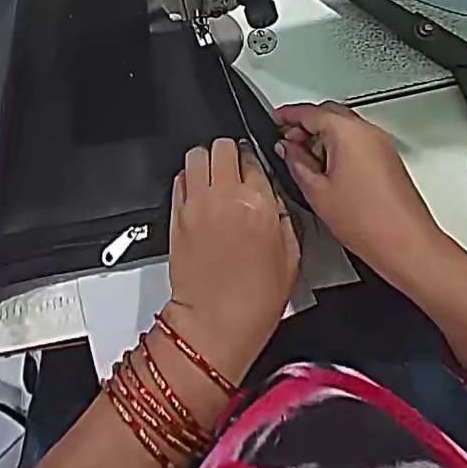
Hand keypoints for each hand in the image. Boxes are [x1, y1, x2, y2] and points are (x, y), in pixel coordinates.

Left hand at [165, 138, 300, 384]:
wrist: (215, 321)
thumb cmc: (253, 298)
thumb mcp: (290, 256)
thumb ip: (283, 218)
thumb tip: (274, 200)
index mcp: (258, 203)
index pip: (253, 158)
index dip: (255, 163)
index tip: (254, 172)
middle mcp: (225, 195)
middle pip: (222, 147)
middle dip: (229, 153)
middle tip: (233, 168)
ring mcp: (197, 202)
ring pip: (196, 154)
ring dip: (206, 160)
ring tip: (213, 176)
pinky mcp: (176, 213)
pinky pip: (179, 178)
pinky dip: (188, 178)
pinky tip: (198, 192)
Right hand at [272, 102, 448, 272]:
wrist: (407, 245)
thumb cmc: (370, 222)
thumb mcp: (315, 191)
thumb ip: (295, 162)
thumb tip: (288, 149)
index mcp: (347, 133)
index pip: (310, 111)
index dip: (287, 114)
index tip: (276, 119)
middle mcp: (367, 133)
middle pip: (329, 113)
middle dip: (305, 124)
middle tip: (286, 141)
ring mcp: (381, 145)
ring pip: (344, 127)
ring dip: (322, 136)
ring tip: (304, 161)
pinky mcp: (387, 159)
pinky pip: (357, 141)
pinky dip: (338, 147)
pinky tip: (326, 171)